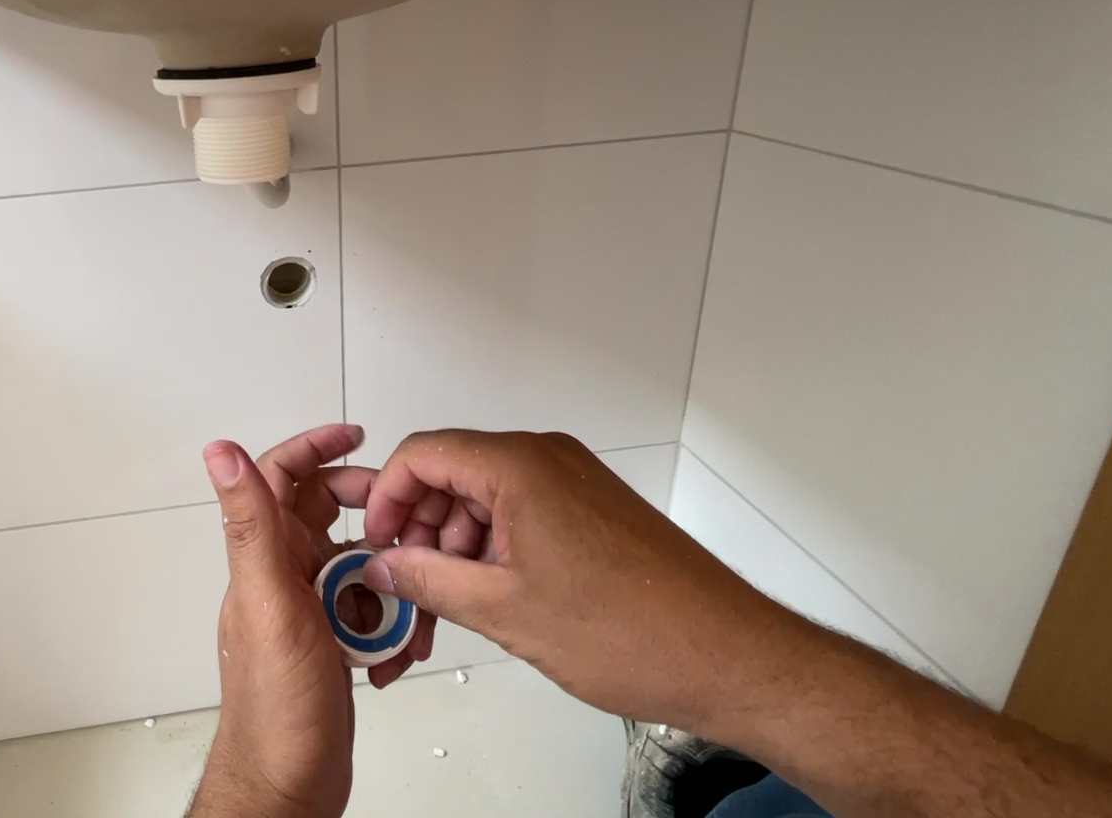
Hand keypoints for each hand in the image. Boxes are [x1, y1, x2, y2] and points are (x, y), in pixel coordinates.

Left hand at [189, 424, 428, 817]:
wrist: (291, 785)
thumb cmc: (275, 706)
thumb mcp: (270, 601)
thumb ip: (250, 524)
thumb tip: (218, 451)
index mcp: (265, 551)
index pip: (282, 472)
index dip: (316, 445)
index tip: (356, 434)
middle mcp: (285, 568)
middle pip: (333, 509)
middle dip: (373, 513)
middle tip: (402, 527)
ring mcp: (312, 599)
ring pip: (363, 558)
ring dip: (392, 579)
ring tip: (404, 614)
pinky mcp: (335, 631)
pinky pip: (374, 603)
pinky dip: (392, 619)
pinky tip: (394, 652)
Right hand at [359, 430, 804, 736]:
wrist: (734, 658)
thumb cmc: (626, 631)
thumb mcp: (504, 611)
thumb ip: (427, 580)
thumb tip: (381, 565)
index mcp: (517, 464)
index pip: (421, 454)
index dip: (386, 498)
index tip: (377, 545)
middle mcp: (543, 456)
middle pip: (451, 471)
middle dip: (422, 525)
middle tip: (412, 582)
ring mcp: (570, 478)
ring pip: (483, 493)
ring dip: (457, 540)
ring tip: (454, 599)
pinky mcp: (589, 504)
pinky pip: (518, 508)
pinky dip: (493, 543)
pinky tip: (494, 592)